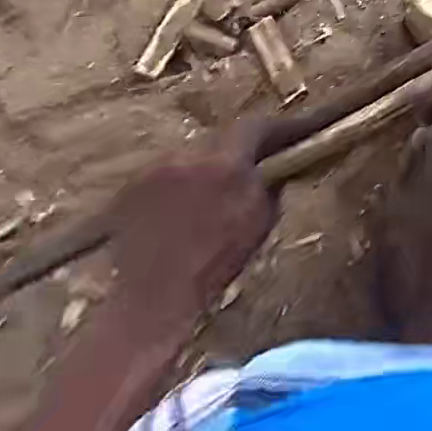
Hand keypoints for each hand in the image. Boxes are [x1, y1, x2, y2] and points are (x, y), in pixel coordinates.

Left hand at [106, 121, 275, 319]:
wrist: (150, 304)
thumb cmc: (213, 268)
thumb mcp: (258, 224)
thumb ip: (270, 187)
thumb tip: (277, 168)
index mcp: (225, 165)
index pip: (257, 128)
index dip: (280, 128)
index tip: (300, 130)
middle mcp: (189, 156)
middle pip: (222, 141)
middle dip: (239, 153)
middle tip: (254, 167)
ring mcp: (156, 170)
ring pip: (193, 158)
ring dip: (207, 171)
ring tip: (212, 197)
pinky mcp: (132, 186)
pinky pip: (166, 176)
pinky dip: (178, 187)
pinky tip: (179, 212)